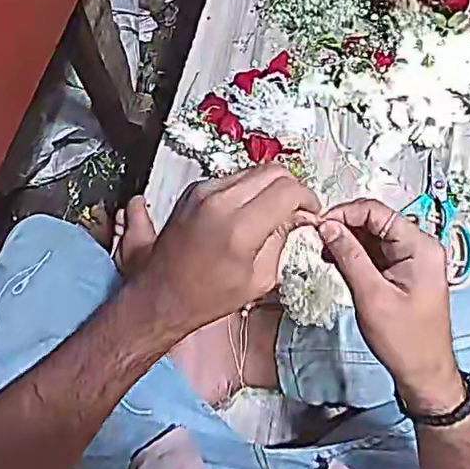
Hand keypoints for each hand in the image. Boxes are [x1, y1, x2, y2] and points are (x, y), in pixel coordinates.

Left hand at [118, 167, 319, 340]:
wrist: (158, 295)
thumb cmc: (204, 297)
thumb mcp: (259, 278)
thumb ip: (283, 240)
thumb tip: (298, 217)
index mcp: (240, 228)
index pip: (289, 190)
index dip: (307, 198)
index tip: (311, 210)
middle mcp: (220, 202)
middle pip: (274, 171)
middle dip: (292, 188)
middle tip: (295, 208)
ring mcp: (204, 191)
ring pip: (255, 171)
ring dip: (269, 187)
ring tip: (270, 212)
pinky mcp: (194, 189)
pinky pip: (233, 177)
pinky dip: (248, 190)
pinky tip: (246, 212)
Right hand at [318, 199, 464, 412]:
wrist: (424, 374)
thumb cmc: (406, 341)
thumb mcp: (372, 296)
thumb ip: (349, 256)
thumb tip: (329, 226)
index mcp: (420, 246)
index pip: (378, 212)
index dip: (346, 213)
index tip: (321, 223)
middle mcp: (420, 246)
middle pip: (375, 220)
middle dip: (344, 226)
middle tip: (318, 237)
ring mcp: (412, 258)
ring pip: (373, 235)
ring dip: (347, 239)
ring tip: (323, 250)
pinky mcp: (403, 270)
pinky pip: (376, 251)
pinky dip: (355, 253)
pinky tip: (336, 260)